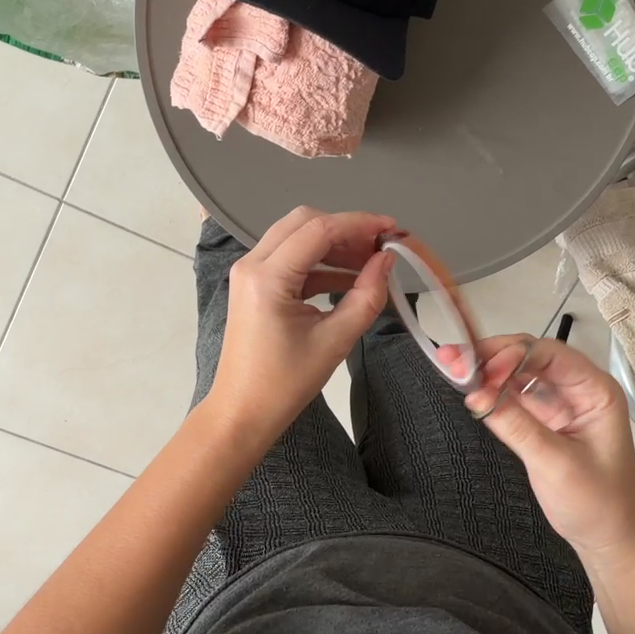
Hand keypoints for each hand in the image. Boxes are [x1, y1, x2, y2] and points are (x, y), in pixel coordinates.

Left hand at [201, 207, 395, 438]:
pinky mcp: (254, 284)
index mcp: (268, 277)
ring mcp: (249, 272)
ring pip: (296, 236)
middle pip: (303, 222)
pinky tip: (349, 278)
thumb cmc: (285, 383)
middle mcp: (252, 264)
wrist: (242, 411)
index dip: (359, 223)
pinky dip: (320, 262)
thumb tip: (386, 261)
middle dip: (345, 229)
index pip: (318, 230)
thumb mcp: (335, 341)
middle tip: (379, 246)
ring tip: (370, 263)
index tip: (391, 229)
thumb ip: (366, 296)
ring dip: (333, 244)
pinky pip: (290, 258)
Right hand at [462, 335, 634, 560]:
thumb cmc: (598, 504)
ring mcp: (560, 402)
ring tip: (453, 367)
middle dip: (492, 356)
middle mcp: (578, 388)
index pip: (549, 354)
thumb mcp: (555, 463)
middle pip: (530, 356)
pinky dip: (491, 390)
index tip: (482, 373)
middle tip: (455, 359)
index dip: (512, 356)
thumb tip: (477, 395)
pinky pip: (513, 394)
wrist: (609, 540)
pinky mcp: (544, 418)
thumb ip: (516, 425)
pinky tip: (469, 387)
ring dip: (486, 369)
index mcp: (595, 391)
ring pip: (518, 372)